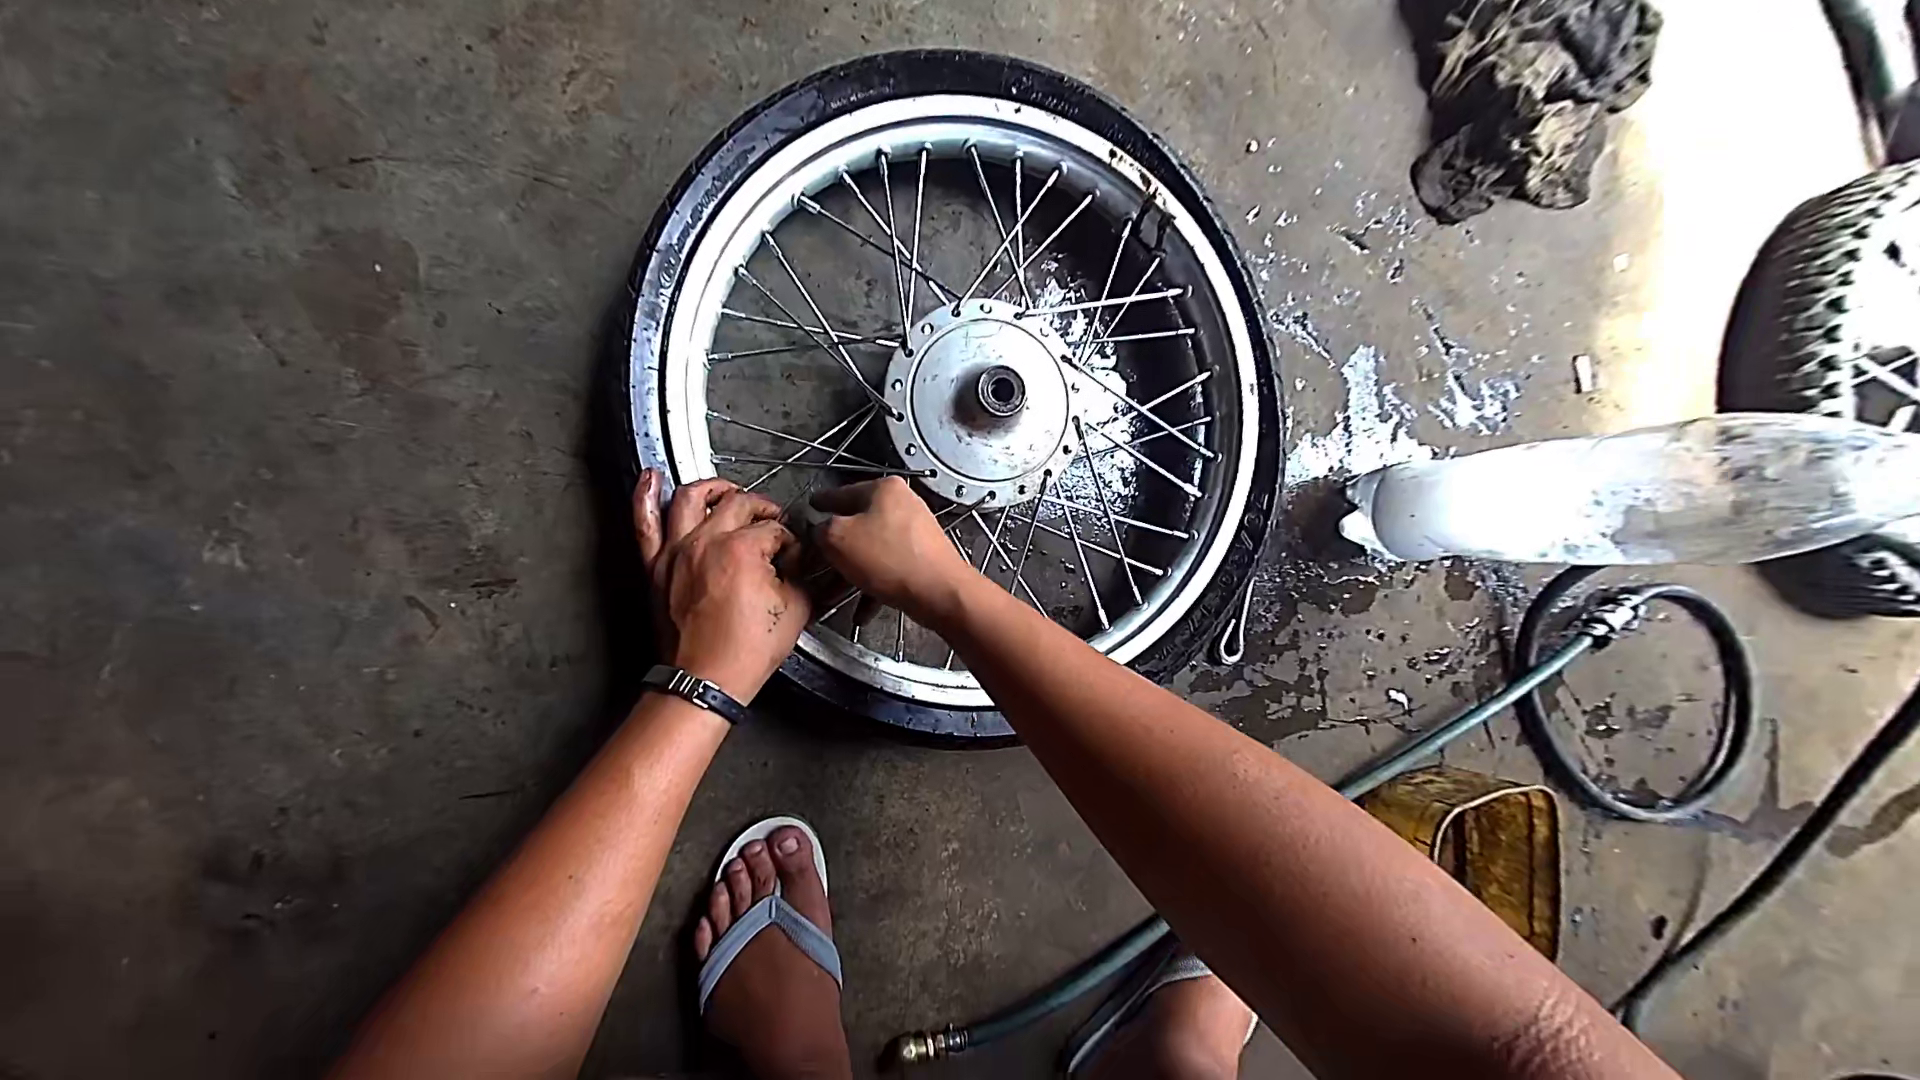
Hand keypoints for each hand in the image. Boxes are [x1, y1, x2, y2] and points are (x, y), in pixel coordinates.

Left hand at [634, 470, 809, 702]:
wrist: (705, 681)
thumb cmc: (742, 651)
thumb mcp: (796, 610)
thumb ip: (802, 577)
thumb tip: (800, 565)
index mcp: (742, 549)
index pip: (774, 529)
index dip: (789, 541)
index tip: (792, 558)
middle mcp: (705, 542)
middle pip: (738, 504)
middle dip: (763, 508)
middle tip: (772, 520)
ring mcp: (676, 551)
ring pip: (691, 497)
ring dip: (713, 487)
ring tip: (726, 489)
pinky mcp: (656, 565)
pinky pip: (644, 522)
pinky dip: (644, 495)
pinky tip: (650, 477)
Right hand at [809, 477, 979, 628]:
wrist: (940, 592)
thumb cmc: (892, 560)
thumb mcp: (837, 540)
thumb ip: (820, 530)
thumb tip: (818, 531)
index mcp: (883, 489)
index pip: (839, 494)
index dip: (819, 505)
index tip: (810, 510)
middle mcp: (902, 505)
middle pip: (856, 525)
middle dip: (834, 551)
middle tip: (815, 565)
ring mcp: (914, 531)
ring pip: (871, 550)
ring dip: (850, 574)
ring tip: (833, 595)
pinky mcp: (921, 557)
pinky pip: (888, 568)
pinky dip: (872, 586)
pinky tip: (861, 611)